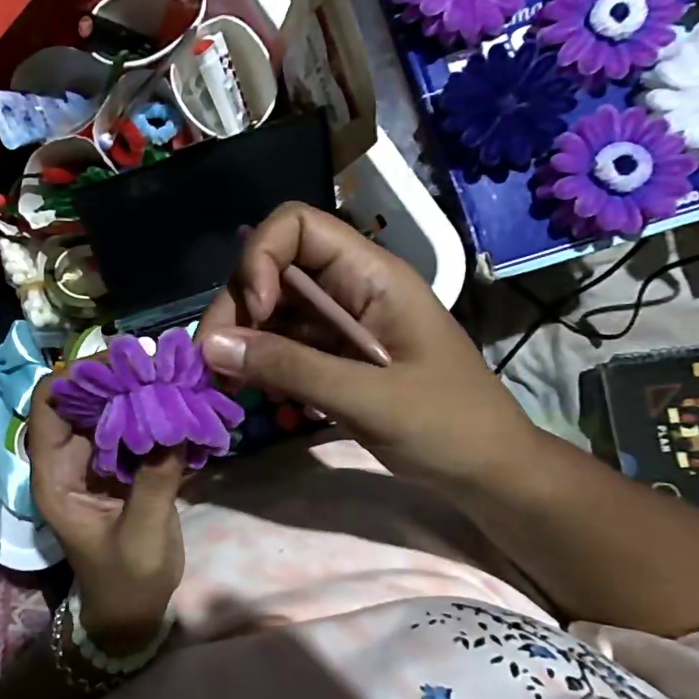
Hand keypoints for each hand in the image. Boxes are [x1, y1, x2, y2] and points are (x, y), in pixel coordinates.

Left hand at [27, 374, 183, 652]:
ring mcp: (97, 465)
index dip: (71, 380)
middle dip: (112, 379)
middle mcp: (71, 464)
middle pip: (79, 404)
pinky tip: (178, 403)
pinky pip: (131, 431)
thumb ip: (156, 480)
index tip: (113, 361)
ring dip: (134, 393)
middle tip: (153, 362)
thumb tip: (174, 423)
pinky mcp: (122, 470)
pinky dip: (150, 415)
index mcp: (56, 480)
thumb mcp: (142, 534)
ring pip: (107, 414)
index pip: (47, 413)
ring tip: (169, 375)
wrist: (133, 613)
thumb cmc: (127, 580)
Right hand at [196, 202, 538, 485]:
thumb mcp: (370, 398)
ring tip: (226, 384)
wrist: (488, 471)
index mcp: (372, 277)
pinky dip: (261, 364)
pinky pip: (284, 346)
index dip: (262, 257)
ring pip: (272, 311)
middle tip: (214, 364)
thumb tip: (210, 345)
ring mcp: (342, 325)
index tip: (255, 313)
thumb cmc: (448, 426)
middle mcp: (351, 290)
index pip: (298, 227)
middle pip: (274, 270)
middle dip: (237, 308)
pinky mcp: (335, 358)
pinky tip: (252, 392)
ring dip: (242, 340)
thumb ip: (292, 368)